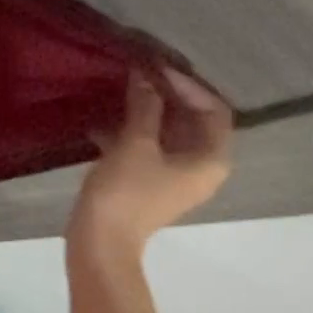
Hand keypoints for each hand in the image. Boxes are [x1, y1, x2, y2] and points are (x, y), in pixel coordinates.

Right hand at [69, 68, 232, 249]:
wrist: (99, 242)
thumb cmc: (125, 192)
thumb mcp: (136, 143)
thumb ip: (145, 106)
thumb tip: (145, 76)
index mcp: (211, 160)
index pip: (213, 110)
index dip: (188, 86)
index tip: (156, 70)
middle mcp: (201, 168)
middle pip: (192, 121)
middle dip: (166, 96)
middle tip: (138, 76)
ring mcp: (174, 178)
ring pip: (167, 134)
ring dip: (146, 113)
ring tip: (121, 92)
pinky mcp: (149, 183)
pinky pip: (148, 149)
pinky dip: (131, 133)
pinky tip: (102, 121)